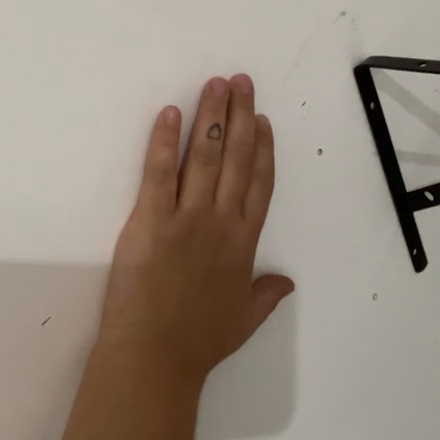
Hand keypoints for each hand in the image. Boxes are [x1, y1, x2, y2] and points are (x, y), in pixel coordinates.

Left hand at [96, 74, 293, 387]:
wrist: (155, 357)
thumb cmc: (199, 342)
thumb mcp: (243, 319)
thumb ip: (267, 295)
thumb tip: (288, 282)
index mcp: (244, 242)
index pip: (260, 183)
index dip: (263, 148)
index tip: (263, 119)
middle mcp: (221, 221)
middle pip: (235, 157)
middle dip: (240, 115)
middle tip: (241, 82)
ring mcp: (187, 217)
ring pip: (204, 156)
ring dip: (211, 116)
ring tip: (216, 84)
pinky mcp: (150, 219)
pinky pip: (159, 171)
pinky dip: (164, 140)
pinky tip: (171, 112)